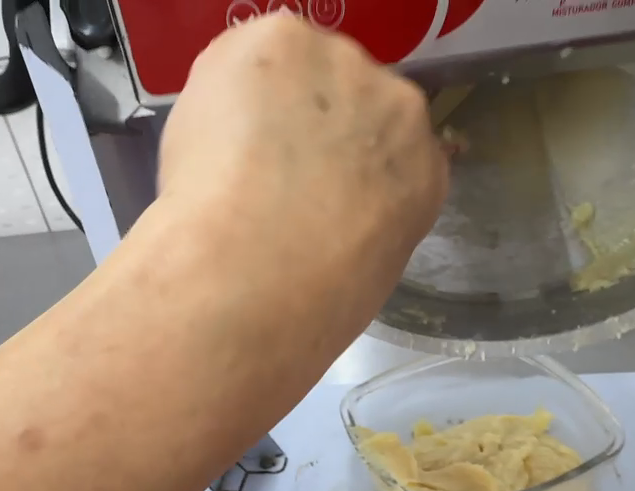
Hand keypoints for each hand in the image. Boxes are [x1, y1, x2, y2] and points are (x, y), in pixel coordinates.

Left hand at [156, 14, 448, 339]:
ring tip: (231, 168)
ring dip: (265, 109)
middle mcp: (395, 105)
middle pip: (347, 97)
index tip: (311, 188)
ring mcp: (338, 64)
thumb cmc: (312, 306)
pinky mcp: (278, 41)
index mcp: (422, 171)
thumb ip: (360, 228)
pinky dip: (221, 95)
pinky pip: (241, 60)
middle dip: (308, 128)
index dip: (342, 163)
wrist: (259, 275)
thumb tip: (327, 223)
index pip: (389, 145)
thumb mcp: (363, 279)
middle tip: (265, 180)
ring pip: (293, 73)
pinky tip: (211, 147)